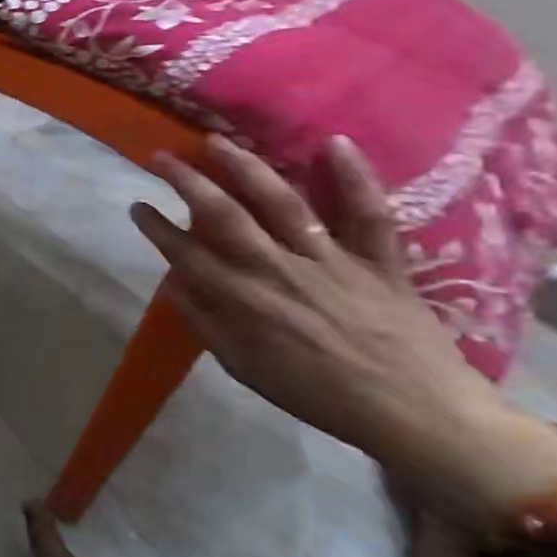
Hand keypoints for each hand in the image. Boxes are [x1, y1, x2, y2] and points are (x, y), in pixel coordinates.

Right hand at [131, 134, 556, 527]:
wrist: (420, 415)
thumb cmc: (319, 394)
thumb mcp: (244, 368)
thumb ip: (205, 322)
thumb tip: (172, 284)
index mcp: (243, 299)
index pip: (185, 252)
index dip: (155, 226)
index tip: (137, 206)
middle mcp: (278, 269)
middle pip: (224, 215)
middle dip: (186, 181)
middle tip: (160, 157)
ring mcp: (331, 260)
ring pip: (282, 203)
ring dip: (245, 167)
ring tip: (217, 141)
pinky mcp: (378, 260)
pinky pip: (368, 213)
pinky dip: (354, 176)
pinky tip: (333, 143)